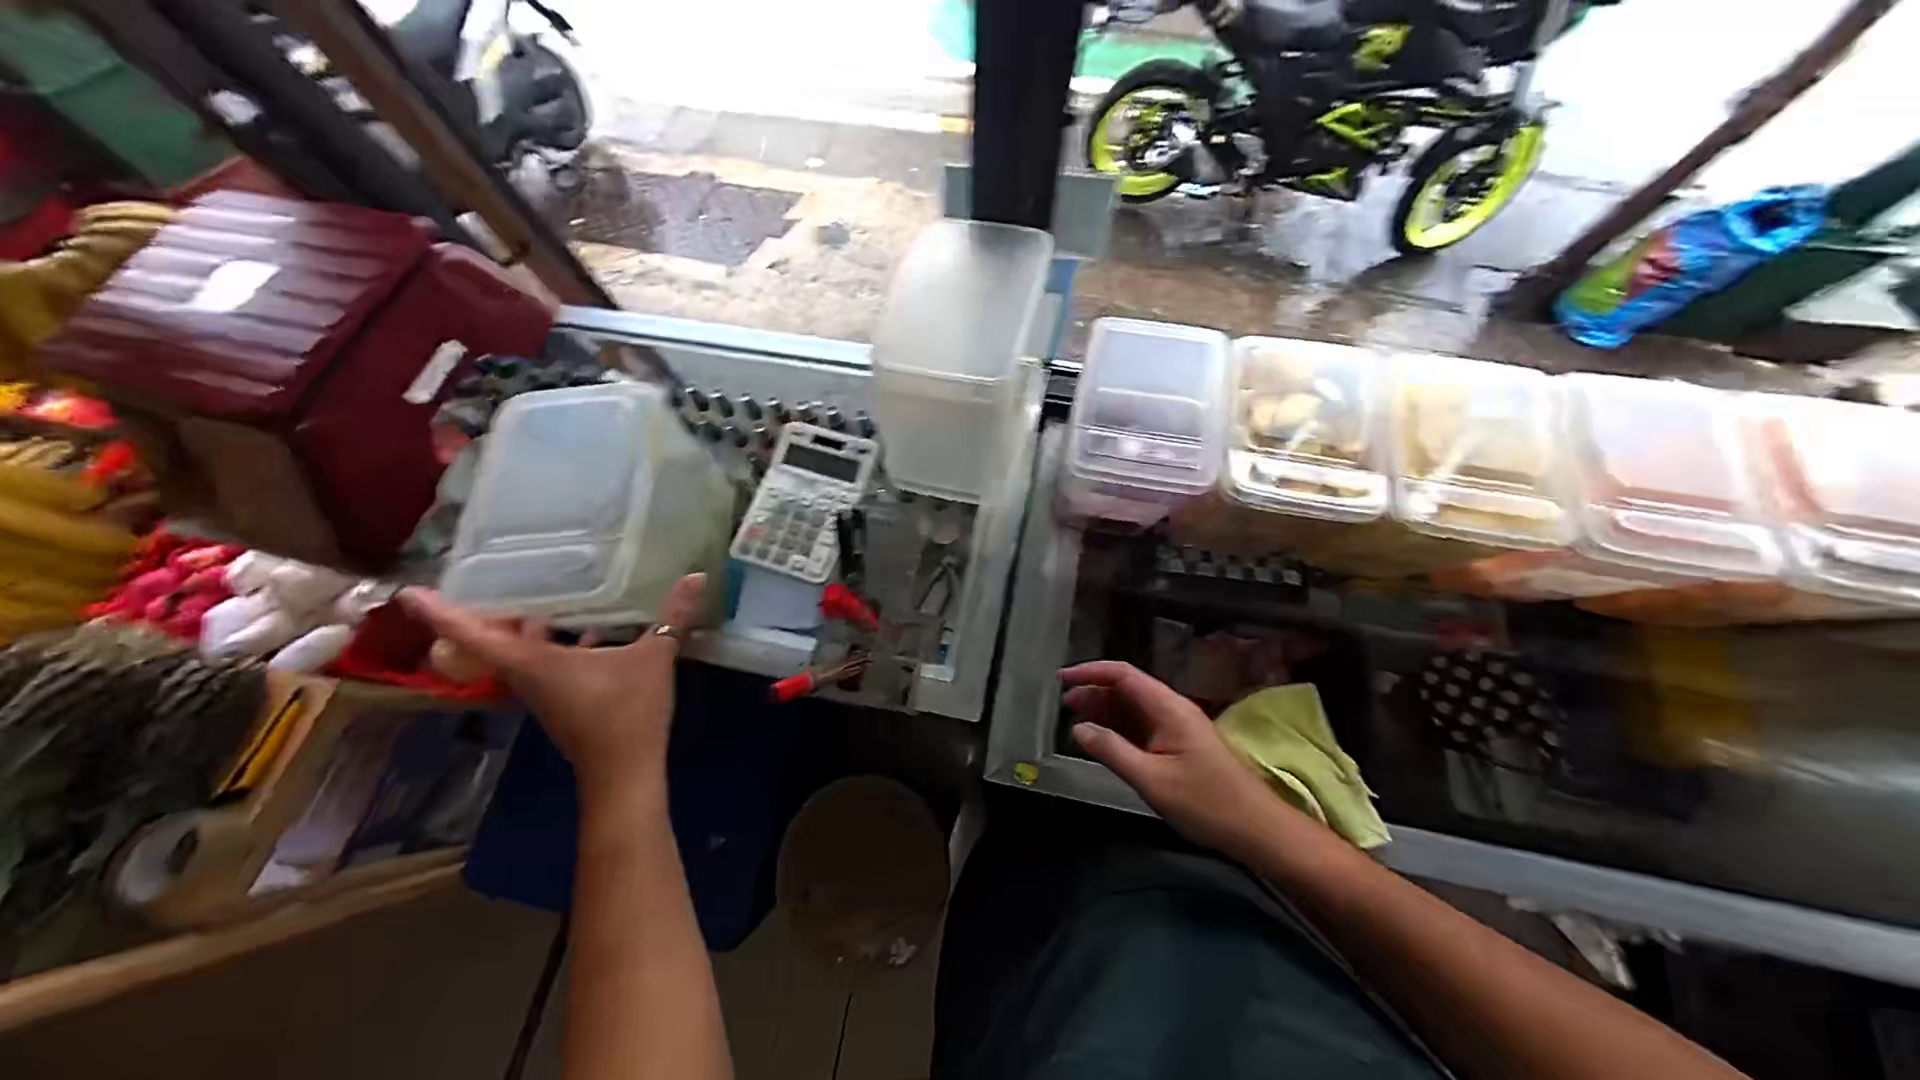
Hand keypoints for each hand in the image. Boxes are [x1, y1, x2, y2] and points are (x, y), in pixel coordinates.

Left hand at [398, 573, 707, 802]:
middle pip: (489, 640)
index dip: (439, 612)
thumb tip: (697, 575)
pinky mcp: (561, 698)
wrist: (624, 772)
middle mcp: (527, 674)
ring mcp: (542, 689)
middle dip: (485, 609)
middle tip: (491, 572)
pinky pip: (542, 659)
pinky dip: (552, 639)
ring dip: (522, 624)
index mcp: (533, 662)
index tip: (409, 590)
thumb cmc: (627, 714)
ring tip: (543, 590)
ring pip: (517, 650)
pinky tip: (590, 626)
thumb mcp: (654, 658)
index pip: (471, 634)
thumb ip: (674, 617)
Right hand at [1063, 661, 1287, 855]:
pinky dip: (1119, 727)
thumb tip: (1078, 728)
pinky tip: (1102, 739)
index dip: (1090, 672)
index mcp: (1169, 708)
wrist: (1257, 829)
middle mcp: (1173, 709)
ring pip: (1134, 707)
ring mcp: (1178, 726)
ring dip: (1104, 710)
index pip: (1123, 674)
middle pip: (1127, 688)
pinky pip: (1143, 725)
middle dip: (1094, 691)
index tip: (1062, 679)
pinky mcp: (1180, 744)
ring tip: (1075, 719)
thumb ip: (1112, 750)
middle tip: (1063, 705)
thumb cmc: (1207, 804)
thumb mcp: (1152, 779)